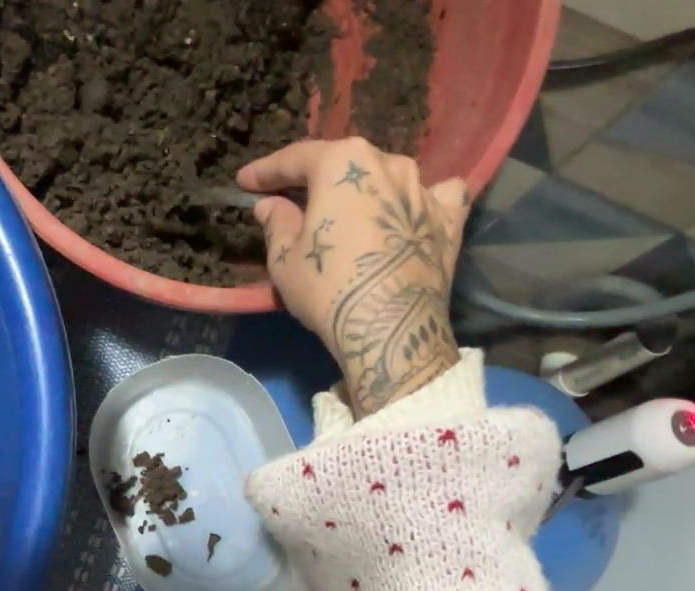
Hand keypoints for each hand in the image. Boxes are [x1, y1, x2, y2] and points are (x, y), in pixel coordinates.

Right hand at [238, 138, 471, 415]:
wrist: (389, 328)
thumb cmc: (328, 288)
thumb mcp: (285, 259)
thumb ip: (277, 222)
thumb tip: (271, 204)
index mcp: (342, 162)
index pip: (296, 158)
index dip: (266, 171)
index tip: (245, 181)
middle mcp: (387, 161)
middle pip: (344, 163)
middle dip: (316, 179)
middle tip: (293, 198)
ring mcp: (423, 188)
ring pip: (387, 175)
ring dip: (365, 188)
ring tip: (348, 210)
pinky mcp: (449, 218)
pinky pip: (435, 196)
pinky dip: (420, 200)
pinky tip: (411, 211)